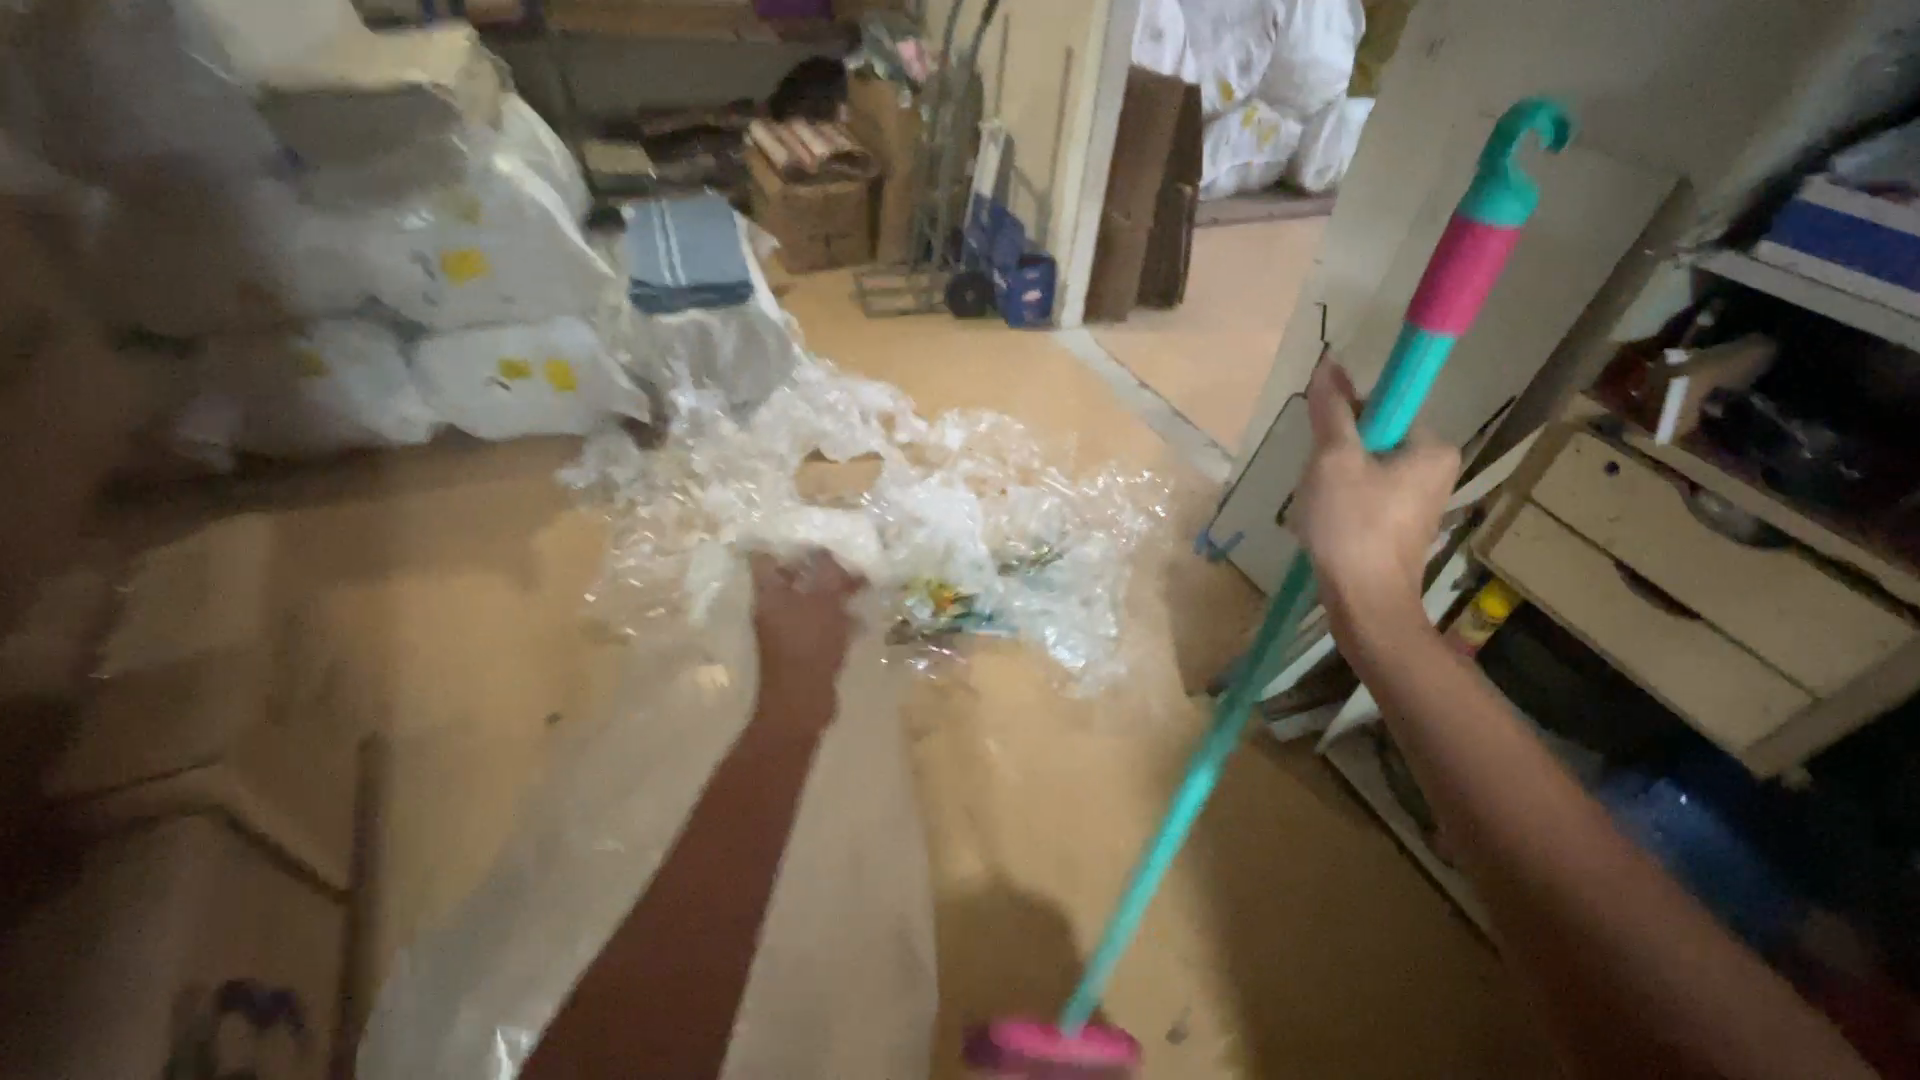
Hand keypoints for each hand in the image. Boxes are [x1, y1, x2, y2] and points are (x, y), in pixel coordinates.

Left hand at [749, 549, 865, 699]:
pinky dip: (840, 619)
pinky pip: (822, 624)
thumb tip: (828, 549)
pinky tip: (863, 618)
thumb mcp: (823, 603)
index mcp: (769, 592)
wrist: (801, 704)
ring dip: (835, 592)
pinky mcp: (804, 648)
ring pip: (812, 600)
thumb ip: (828, 573)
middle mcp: (774, 607)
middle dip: (822, 566)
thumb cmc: (809, 646)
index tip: (812, 531)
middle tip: (849, 555)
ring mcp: (789, 629)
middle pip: (794, 577)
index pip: (766, 556)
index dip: (785, 541)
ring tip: (864, 582)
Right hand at [1293, 360, 1458, 623]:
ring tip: (1320, 507)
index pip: (1385, 410)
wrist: (1365, 601)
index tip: (1322, 445)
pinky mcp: (1401, 530)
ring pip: (1366, 472)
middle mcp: (1437, 472)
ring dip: (1334, 483)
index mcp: (1433, 447)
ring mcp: (1421, 504)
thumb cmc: (1352, 524)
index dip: (1348, 418)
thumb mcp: (1333, 459)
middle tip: (1318, 481)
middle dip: (1337, 456)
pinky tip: (1327, 525)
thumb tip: (1328, 364)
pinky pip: (1367, 500)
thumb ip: (1331, 410)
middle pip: (1374, 441)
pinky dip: (1342, 506)